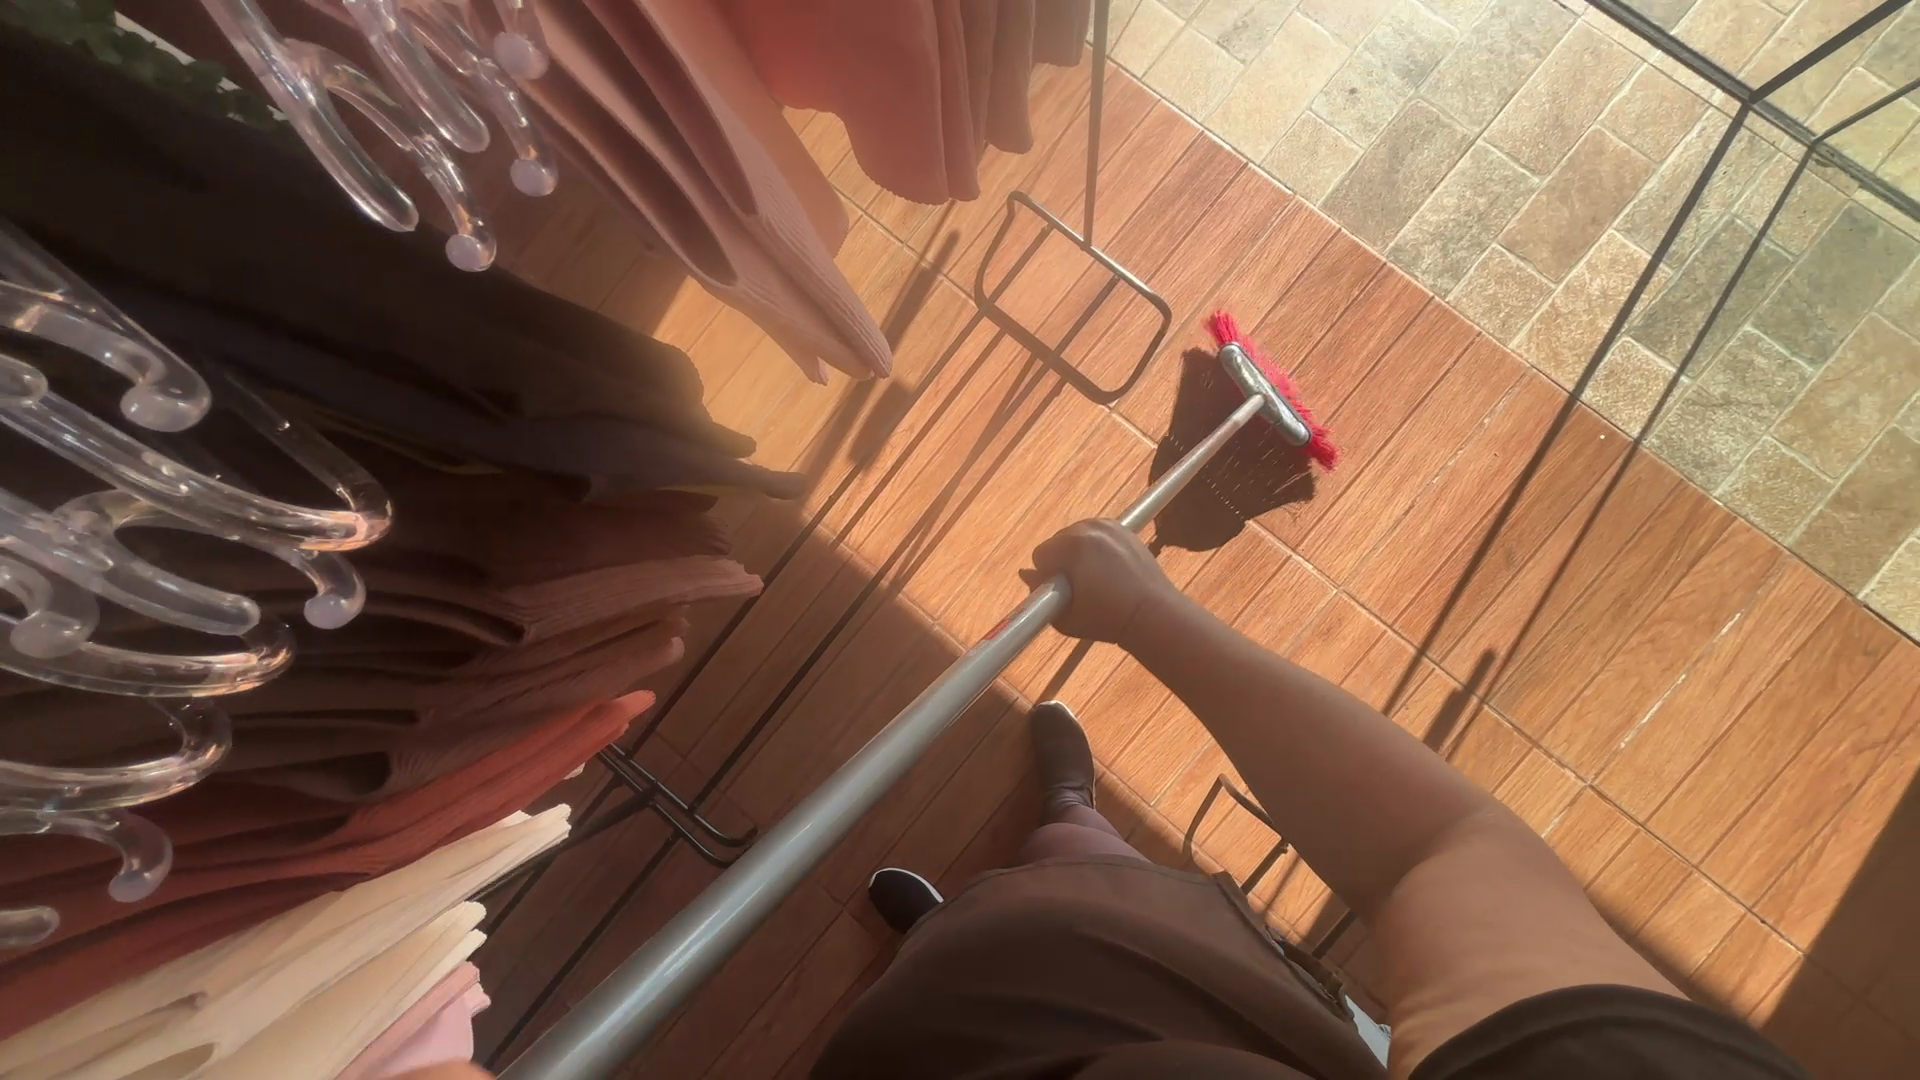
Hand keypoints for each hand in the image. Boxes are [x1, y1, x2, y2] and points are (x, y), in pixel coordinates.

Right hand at [1020, 519, 1181, 646]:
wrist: (1151, 613)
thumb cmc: (1105, 619)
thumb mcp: (1063, 617)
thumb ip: (1038, 594)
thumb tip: (1026, 575)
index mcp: (1072, 545)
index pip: (1041, 555)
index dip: (1047, 577)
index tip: (1062, 593)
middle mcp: (1088, 527)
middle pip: (1058, 542)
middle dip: (1062, 562)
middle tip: (1080, 587)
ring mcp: (1108, 525)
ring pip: (1076, 536)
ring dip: (1077, 553)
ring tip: (1095, 579)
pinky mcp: (1123, 528)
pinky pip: (1096, 534)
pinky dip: (1095, 547)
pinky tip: (1107, 568)